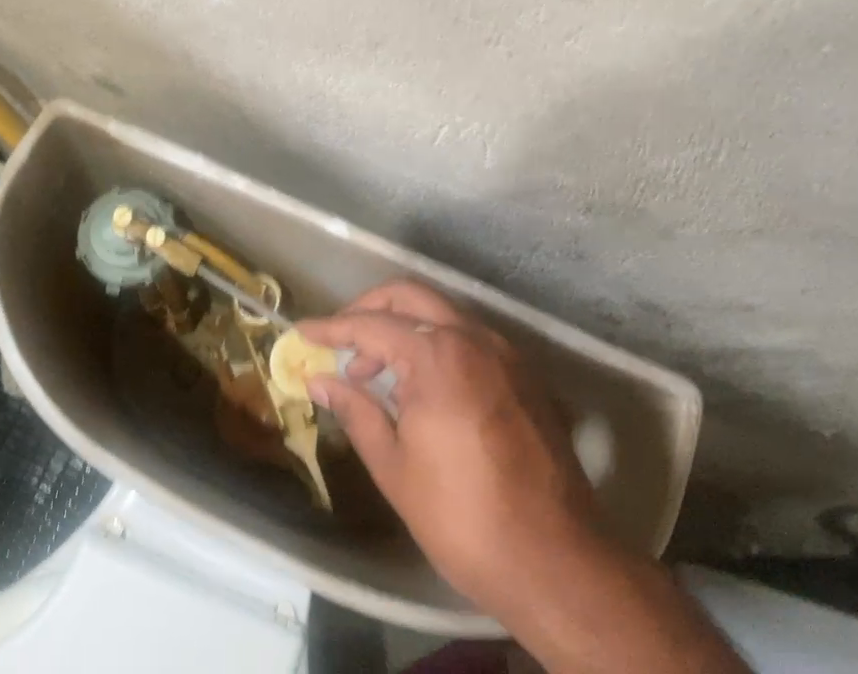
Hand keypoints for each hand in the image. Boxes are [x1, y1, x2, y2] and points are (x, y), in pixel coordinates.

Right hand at [297, 280, 597, 610]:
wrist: (554, 560)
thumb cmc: (461, 517)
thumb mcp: (393, 466)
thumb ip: (355, 411)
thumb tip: (319, 380)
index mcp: (438, 358)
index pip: (372, 324)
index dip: (331, 328)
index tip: (303, 333)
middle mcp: (476, 341)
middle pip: (412, 298)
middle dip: (370, 310)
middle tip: (341, 343)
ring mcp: (508, 357)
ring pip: (445, 316)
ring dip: (405, 329)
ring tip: (374, 373)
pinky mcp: (527, 379)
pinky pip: (472, 341)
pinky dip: (438, 346)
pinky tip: (421, 388)